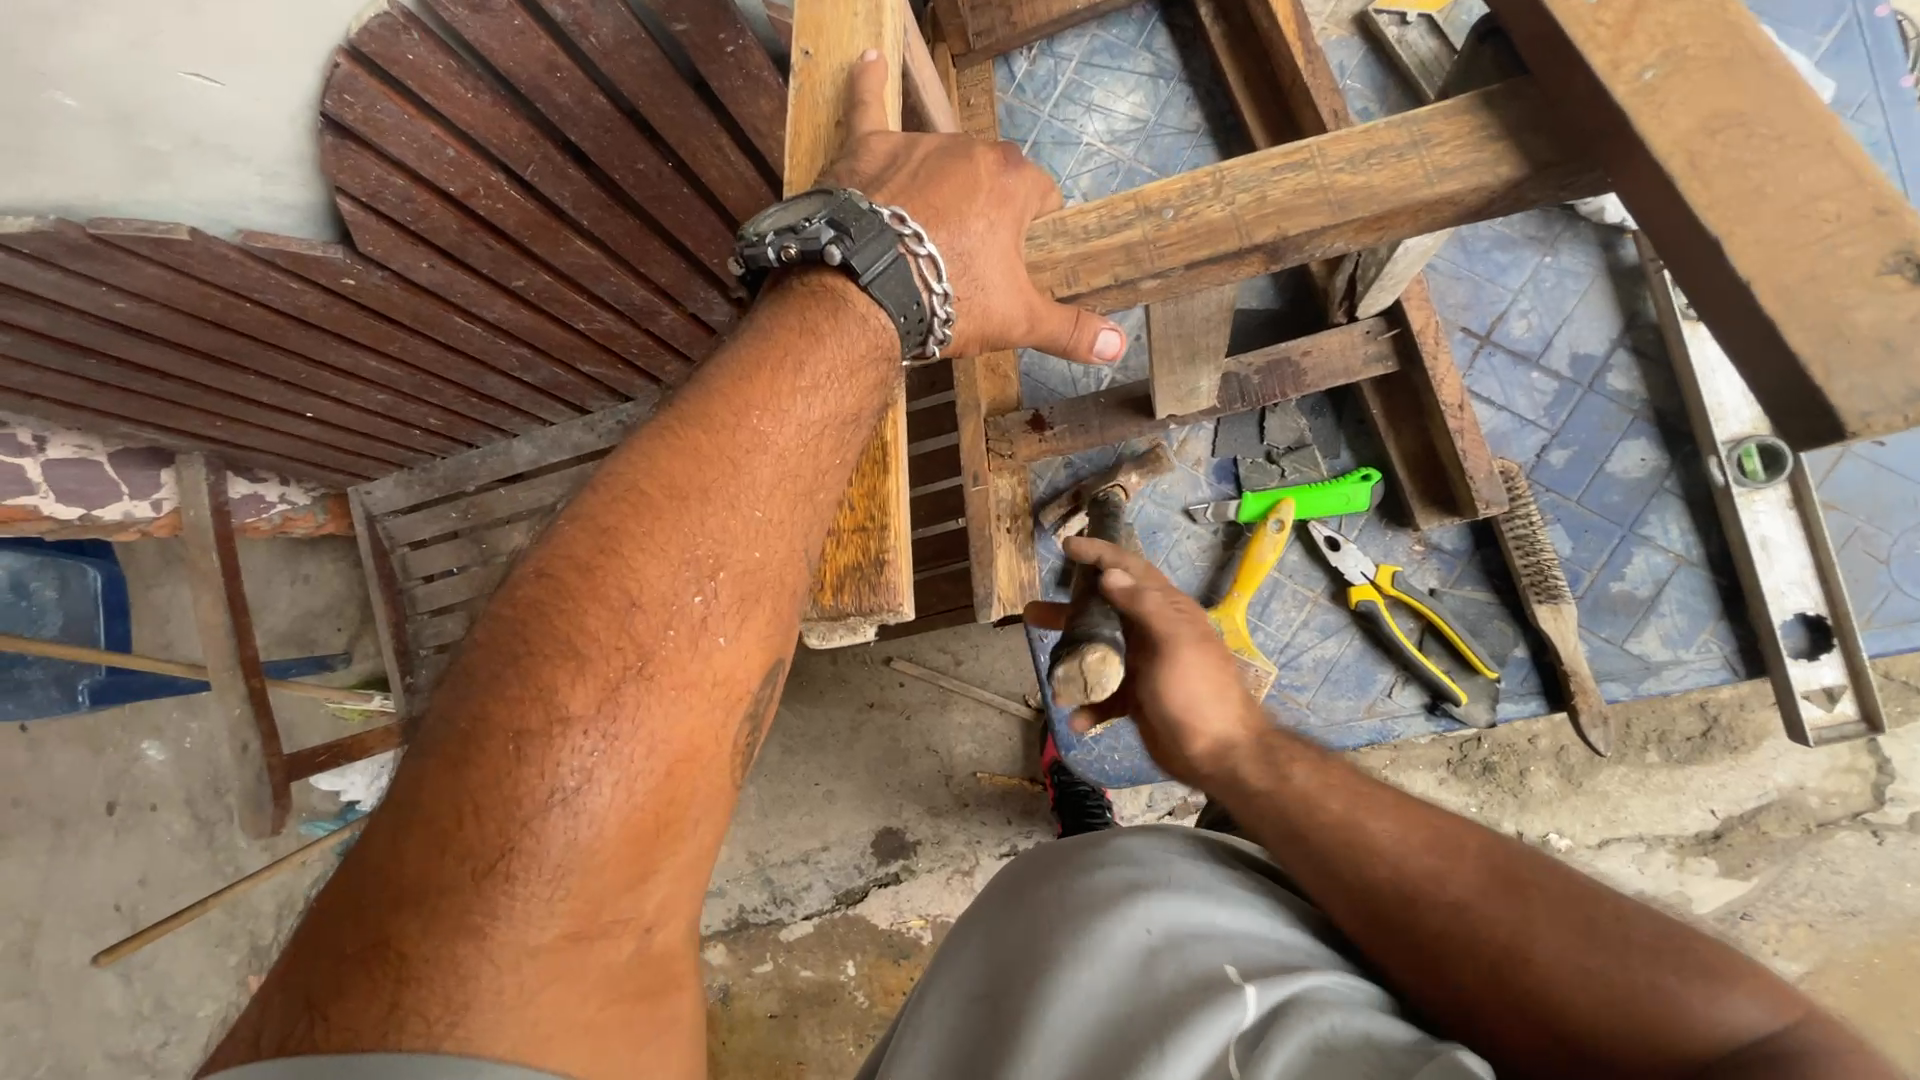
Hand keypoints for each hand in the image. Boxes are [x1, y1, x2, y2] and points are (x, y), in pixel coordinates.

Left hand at [816, 51, 1126, 365]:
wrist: (866, 293)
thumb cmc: (950, 299)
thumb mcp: (1016, 320)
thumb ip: (1069, 328)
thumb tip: (1117, 346)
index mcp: (1012, 183)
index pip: (1040, 194)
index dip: (1031, 227)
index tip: (1016, 255)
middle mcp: (970, 149)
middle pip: (988, 176)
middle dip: (984, 209)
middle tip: (964, 257)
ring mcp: (917, 144)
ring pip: (939, 157)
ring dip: (938, 185)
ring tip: (918, 233)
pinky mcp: (866, 149)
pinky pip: (868, 106)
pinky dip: (866, 86)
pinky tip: (868, 62)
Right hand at [1026, 537, 1271, 786]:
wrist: (1219, 755)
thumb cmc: (1199, 693)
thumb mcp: (1174, 642)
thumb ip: (1144, 605)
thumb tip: (1109, 574)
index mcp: (1167, 610)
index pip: (1130, 570)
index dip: (1100, 554)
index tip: (1068, 546)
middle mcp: (1152, 631)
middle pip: (1105, 609)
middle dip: (1070, 608)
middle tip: (1034, 610)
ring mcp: (1142, 665)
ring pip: (1098, 650)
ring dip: (1070, 656)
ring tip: (1046, 668)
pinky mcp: (1135, 697)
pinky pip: (1103, 693)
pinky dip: (1088, 703)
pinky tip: (1077, 718)